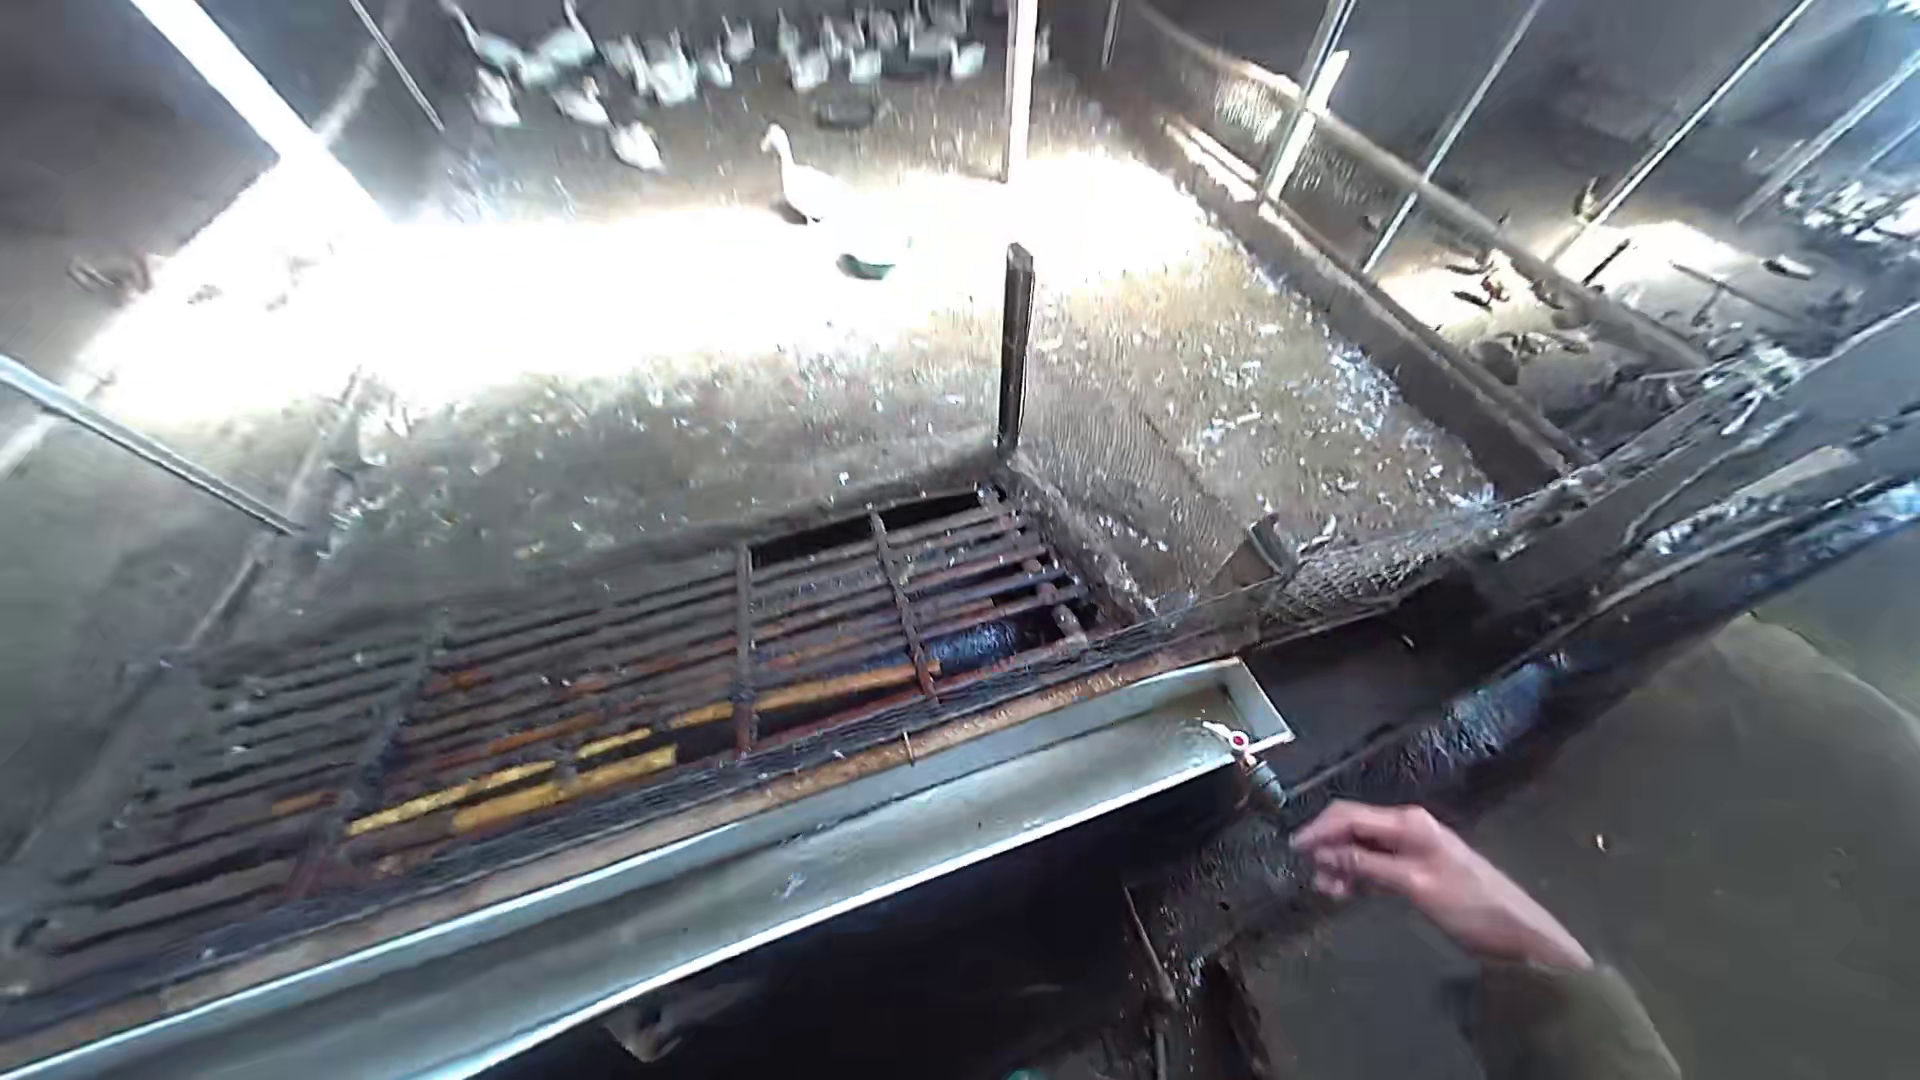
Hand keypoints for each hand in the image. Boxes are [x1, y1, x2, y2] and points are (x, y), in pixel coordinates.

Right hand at [1291, 800, 1591, 969]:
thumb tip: (1323, 853)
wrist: (1524, 939)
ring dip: (1341, 863)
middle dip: (1328, 847)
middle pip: (1352, 827)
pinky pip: (1374, 860)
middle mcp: (1405, 825)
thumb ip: (1365, 865)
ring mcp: (1410, 844)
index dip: (1319, 829)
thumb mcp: (1414, 885)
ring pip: (1361, 845)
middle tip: (1311, 872)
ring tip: (1328, 888)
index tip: (1296, 847)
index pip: (1349, 815)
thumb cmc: (1470, 906)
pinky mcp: (1414, 863)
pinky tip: (1347, 889)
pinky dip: (1357, 872)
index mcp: (1406, 822)